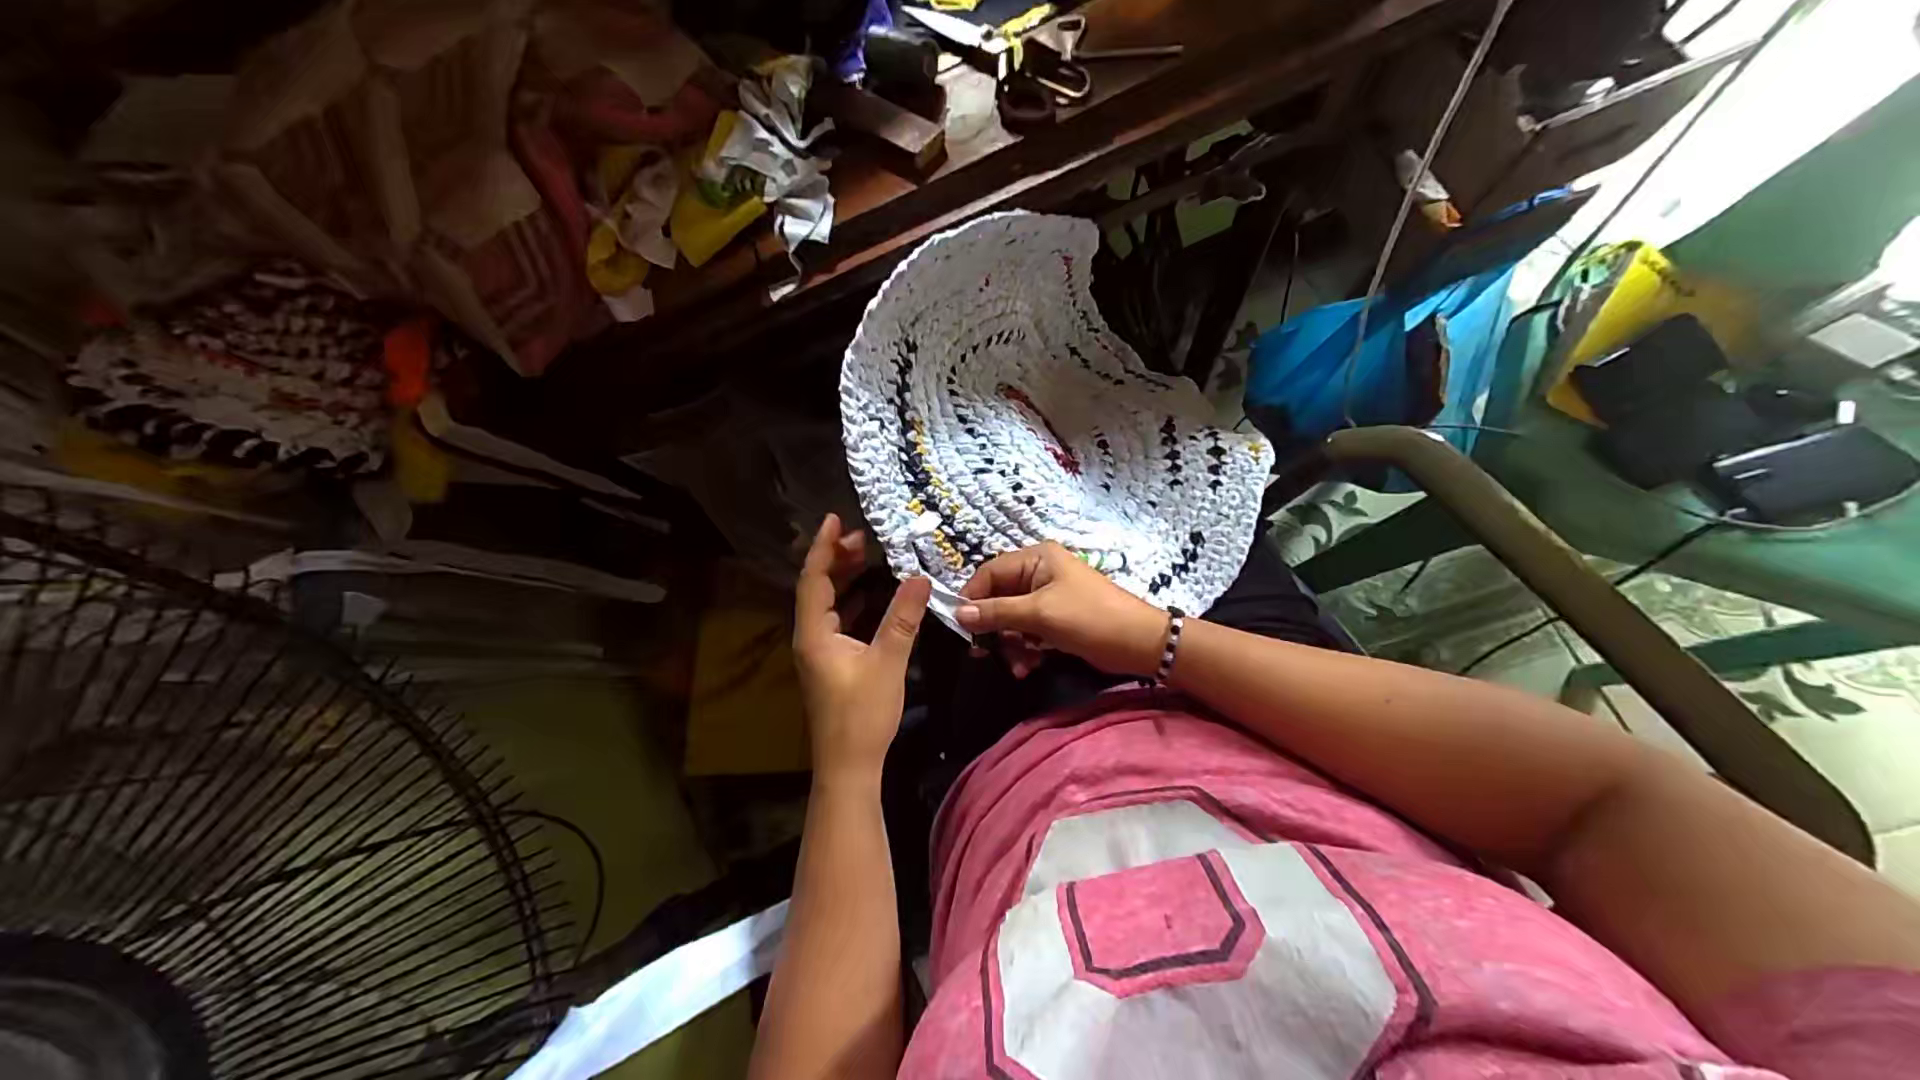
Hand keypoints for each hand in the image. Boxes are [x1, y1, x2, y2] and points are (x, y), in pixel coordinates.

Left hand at [793, 514, 931, 782]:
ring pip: (826, 604)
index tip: (836, 519)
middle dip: (837, 559)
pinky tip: (870, 598)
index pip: (814, 578)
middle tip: (864, 538)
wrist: (848, 766)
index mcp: (814, 633)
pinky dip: (851, 602)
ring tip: (867, 558)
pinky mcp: (829, 664)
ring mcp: (818, 652)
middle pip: (817, 587)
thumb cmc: (863, 714)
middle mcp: (809, 638)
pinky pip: (835, 620)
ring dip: (844, 580)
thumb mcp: (888, 662)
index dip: (824, 547)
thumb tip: (919, 578)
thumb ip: (902, 619)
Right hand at [956, 542, 1169, 677]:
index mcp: (1036, 558)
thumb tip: (959, 614)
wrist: (1140, 644)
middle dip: (994, 627)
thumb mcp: (1039, 614)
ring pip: (1012, 619)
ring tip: (1018, 666)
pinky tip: (1029, 668)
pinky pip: (1028, 632)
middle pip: (999, 598)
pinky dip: (1025, 649)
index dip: (972, 597)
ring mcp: (1048, 597)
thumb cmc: (1089, 619)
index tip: (960, 625)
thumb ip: (997, 612)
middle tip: (983, 653)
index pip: (990, 572)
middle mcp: (1039, 573)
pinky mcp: (1056, 620)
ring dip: (1010, 644)